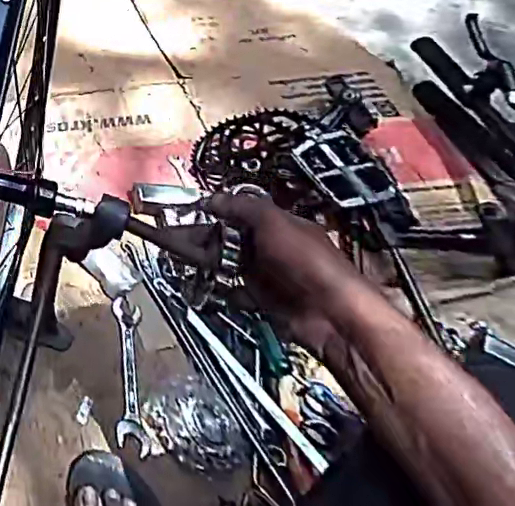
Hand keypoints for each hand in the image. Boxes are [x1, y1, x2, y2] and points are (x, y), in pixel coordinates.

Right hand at [204, 192, 381, 352]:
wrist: (334, 318)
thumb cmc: (308, 263)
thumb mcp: (272, 221)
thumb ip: (241, 205)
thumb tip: (213, 197)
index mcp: (280, 225)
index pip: (241, 211)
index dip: (217, 210)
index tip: (192, 212)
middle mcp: (274, 249)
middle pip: (231, 238)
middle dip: (206, 237)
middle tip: (179, 237)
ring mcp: (271, 277)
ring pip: (231, 264)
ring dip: (210, 263)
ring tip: (187, 260)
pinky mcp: (267, 303)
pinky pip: (238, 292)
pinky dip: (223, 290)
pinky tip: (209, 285)